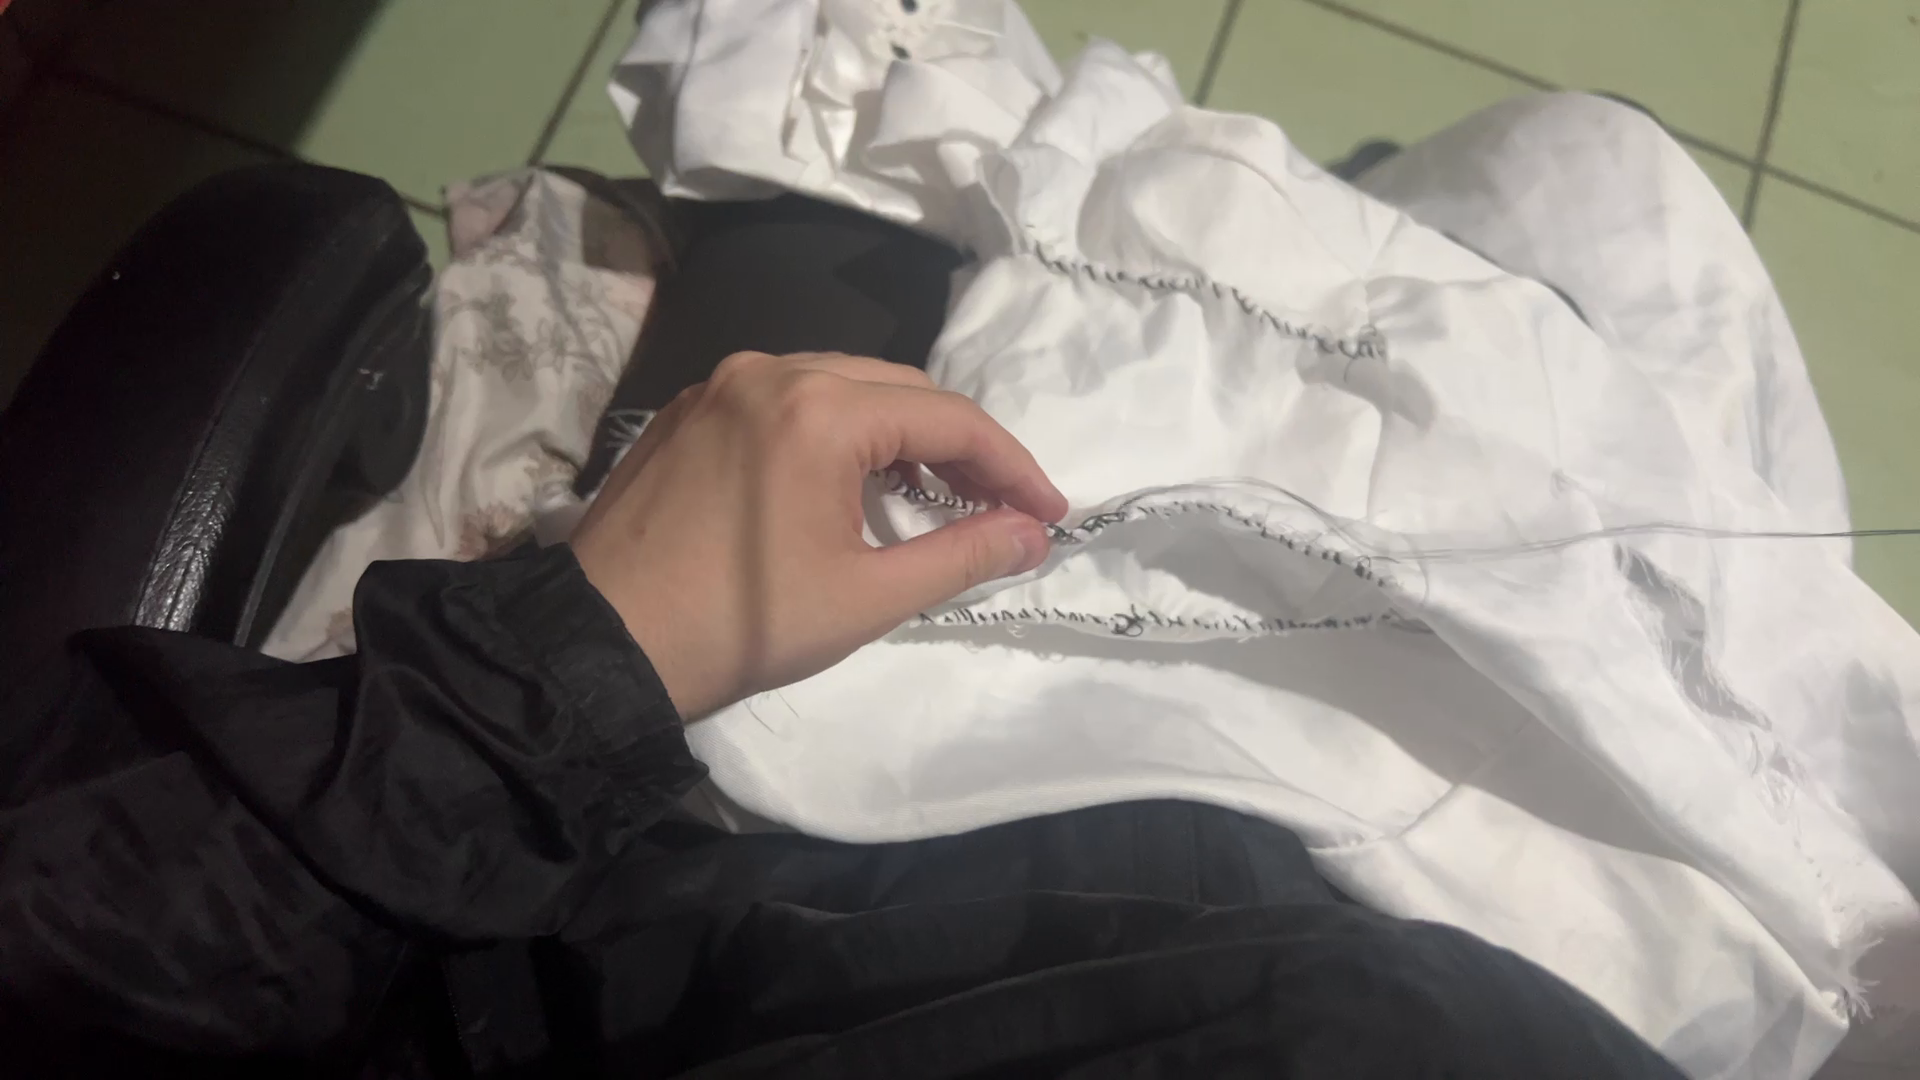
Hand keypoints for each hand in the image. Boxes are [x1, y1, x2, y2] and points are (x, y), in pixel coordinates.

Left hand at [571, 351, 1066, 719]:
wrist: (599, 647)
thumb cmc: (743, 627)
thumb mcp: (868, 598)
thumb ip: (963, 555)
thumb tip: (1034, 534)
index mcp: (818, 410)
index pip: (948, 419)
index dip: (1011, 465)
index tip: (1048, 511)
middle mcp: (773, 370)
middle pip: (901, 391)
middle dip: (961, 446)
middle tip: (996, 505)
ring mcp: (726, 383)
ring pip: (848, 388)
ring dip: (902, 435)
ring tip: (933, 494)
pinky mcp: (695, 406)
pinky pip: (795, 400)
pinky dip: (844, 432)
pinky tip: (852, 480)